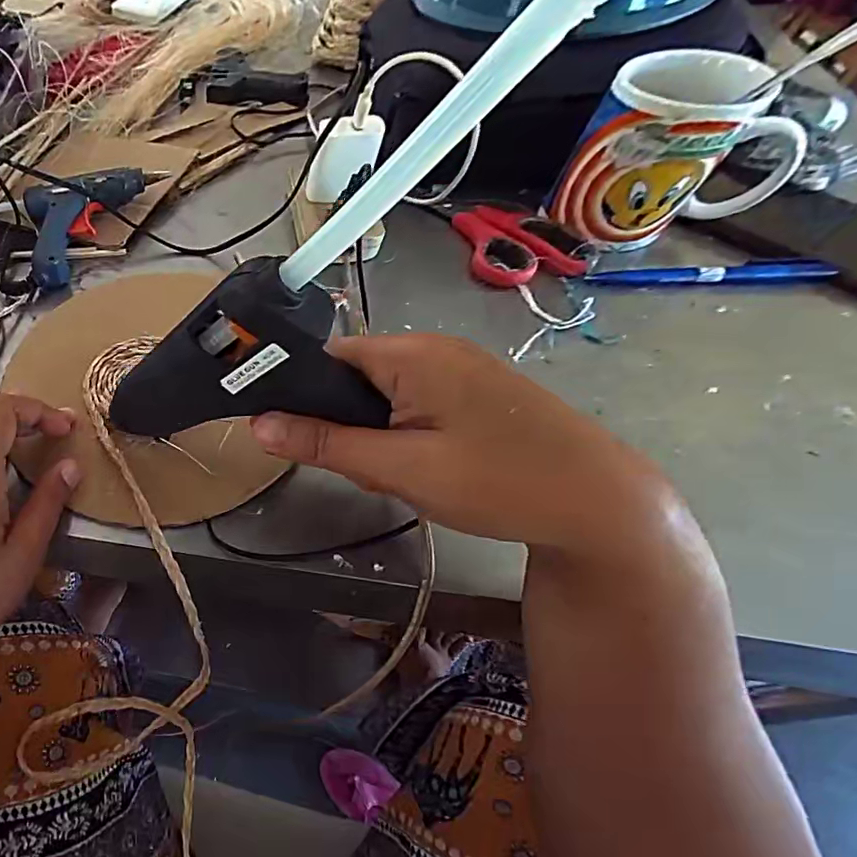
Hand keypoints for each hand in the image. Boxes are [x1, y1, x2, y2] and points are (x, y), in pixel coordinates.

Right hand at [250, 334, 682, 557]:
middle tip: (367, 471)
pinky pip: (411, 409)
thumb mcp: (399, 467)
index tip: (292, 437)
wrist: (598, 504)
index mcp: (412, 355)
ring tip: (401, 478)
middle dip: (346, 428)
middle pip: (352, 380)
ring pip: (380, 401)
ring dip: (374, 440)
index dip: (299, 394)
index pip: (327, 357)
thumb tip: (258, 425)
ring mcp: (458, 372)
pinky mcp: (472, 395)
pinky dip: (401, 441)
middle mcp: (434, 351)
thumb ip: (325, 444)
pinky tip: (424, 472)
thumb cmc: (496, 480)